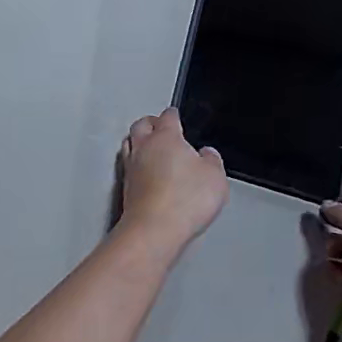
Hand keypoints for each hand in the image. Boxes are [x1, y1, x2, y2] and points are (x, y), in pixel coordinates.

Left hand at [118, 108, 227, 243]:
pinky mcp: (126, 186)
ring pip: (130, 143)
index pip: (167, 117)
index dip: (173, 114)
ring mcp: (131, 167)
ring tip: (148, 144)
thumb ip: (212, 160)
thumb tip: (207, 154)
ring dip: (138, 140)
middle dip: (150, 122)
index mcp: (165, 138)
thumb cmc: (184, 199)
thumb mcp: (214, 177)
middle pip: (141, 125)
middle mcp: (144, 148)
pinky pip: (128, 165)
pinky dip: (135, 162)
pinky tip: (143, 169)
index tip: (174, 113)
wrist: (155, 228)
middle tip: (158, 124)